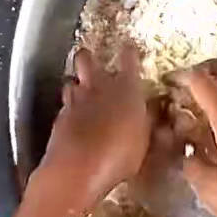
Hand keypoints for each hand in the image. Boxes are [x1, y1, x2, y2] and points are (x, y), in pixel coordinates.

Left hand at [33, 44, 152, 215]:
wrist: (76, 170)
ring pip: (71, 80)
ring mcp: (75, 101)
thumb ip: (150, 121)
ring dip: (76, 84)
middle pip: (86, 59)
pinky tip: (73, 119)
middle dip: (88, 57)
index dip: (129, 50)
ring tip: (80, 91)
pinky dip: (68, 109)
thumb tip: (158, 109)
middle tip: (91, 61)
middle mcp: (98, 87)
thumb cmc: (119, 154)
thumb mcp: (145, 140)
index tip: (129, 46)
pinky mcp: (59, 118)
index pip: (129, 58)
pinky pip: (64, 106)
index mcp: (125, 87)